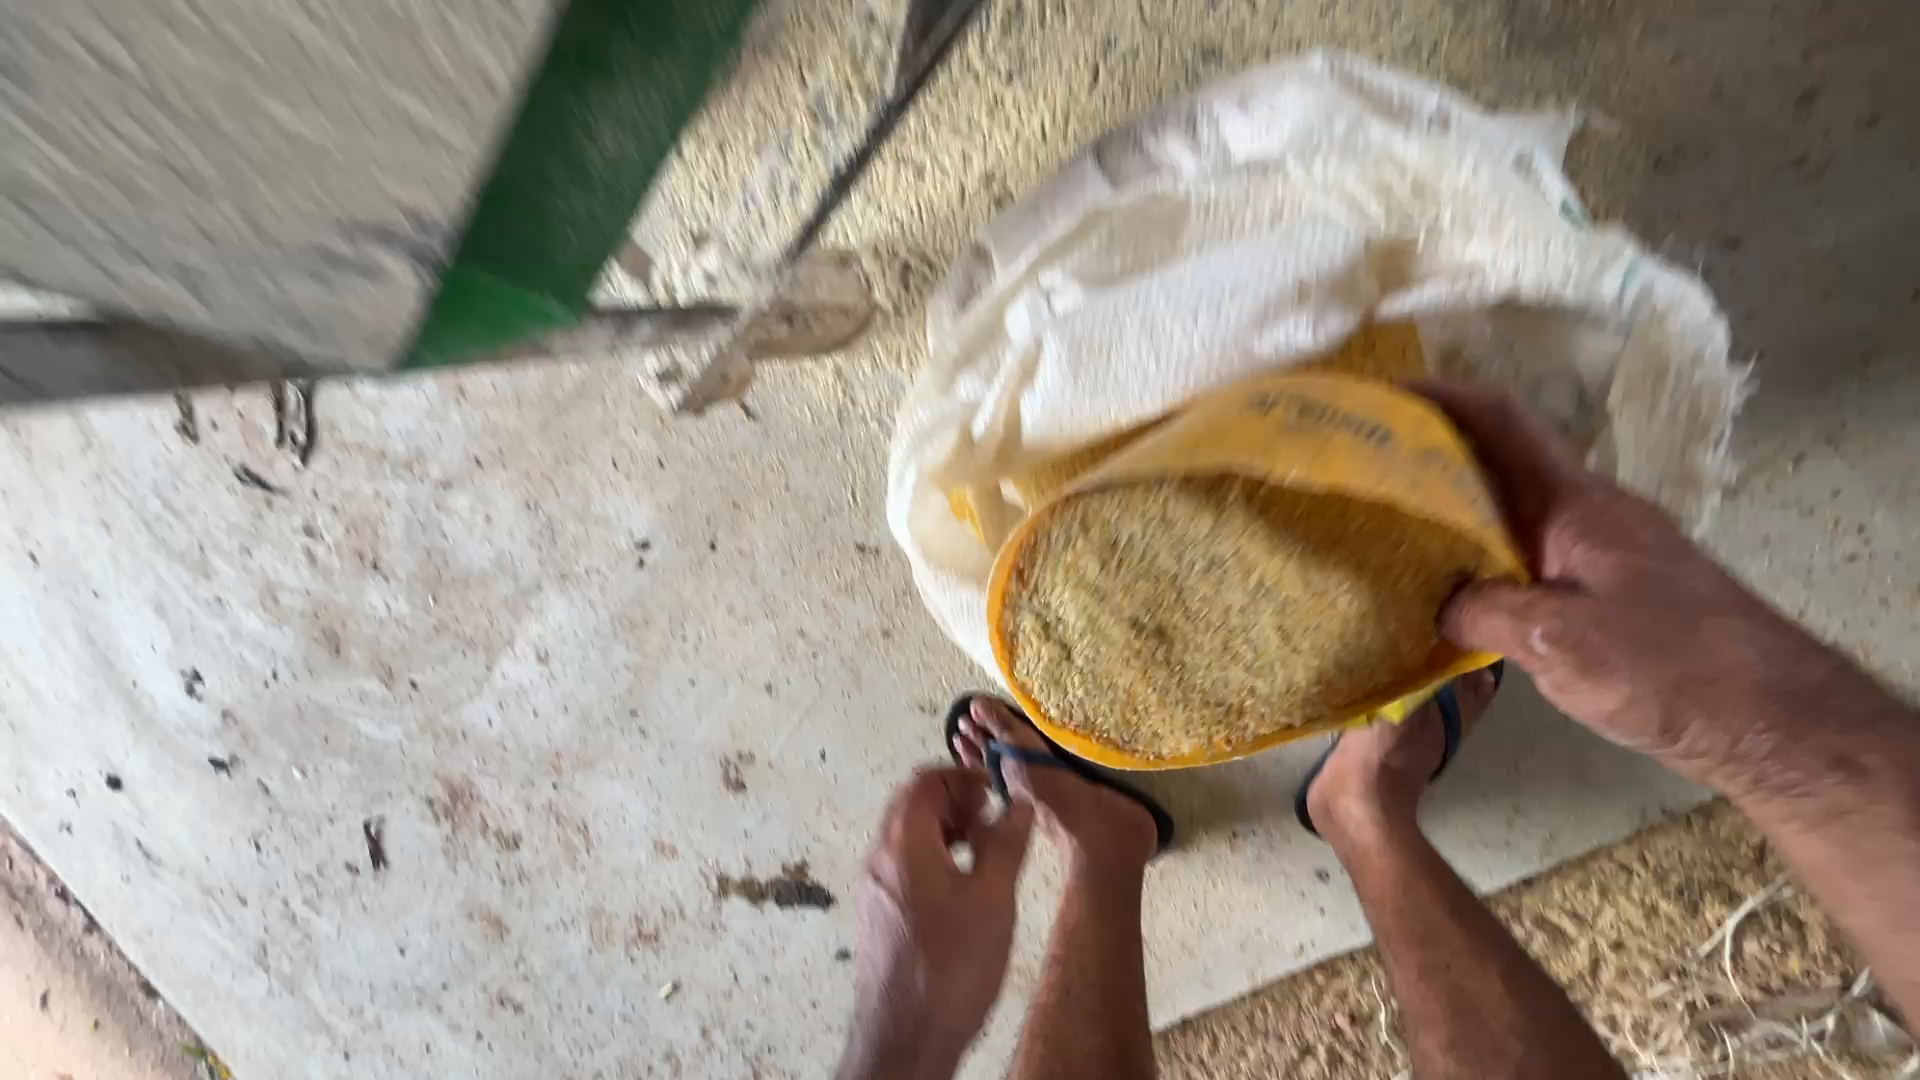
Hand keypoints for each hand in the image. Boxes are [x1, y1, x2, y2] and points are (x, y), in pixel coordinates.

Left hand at [838, 767, 1034, 1079]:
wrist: (903, 1042)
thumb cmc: (951, 965)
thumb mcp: (992, 898)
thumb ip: (1006, 842)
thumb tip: (1019, 801)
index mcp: (902, 842)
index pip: (924, 780)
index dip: (962, 777)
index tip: (995, 793)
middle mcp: (878, 856)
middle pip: (913, 803)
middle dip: (955, 802)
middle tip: (992, 821)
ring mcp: (873, 885)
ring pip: (907, 834)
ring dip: (945, 829)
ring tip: (983, 852)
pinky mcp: (877, 912)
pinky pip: (903, 862)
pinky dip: (933, 854)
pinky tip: (962, 885)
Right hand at [1411, 380, 1875, 791]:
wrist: (1774, 721)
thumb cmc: (1671, 666)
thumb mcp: (1559, 642)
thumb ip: (1483, 611)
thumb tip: (1435, 603)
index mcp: (1573, 503)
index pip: (1503, 424)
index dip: (1443, 398)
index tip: (1384, 395)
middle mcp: (1577, 512)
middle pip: (1490, 462)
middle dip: (1424, 453)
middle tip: (1357, 467)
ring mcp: (1585, 548)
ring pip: (1497, 510)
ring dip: (1440, 508)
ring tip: (1378, 522)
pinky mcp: (1588, 585)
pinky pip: (1510, 552)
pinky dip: (1465, 554)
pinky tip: (1433, 583)